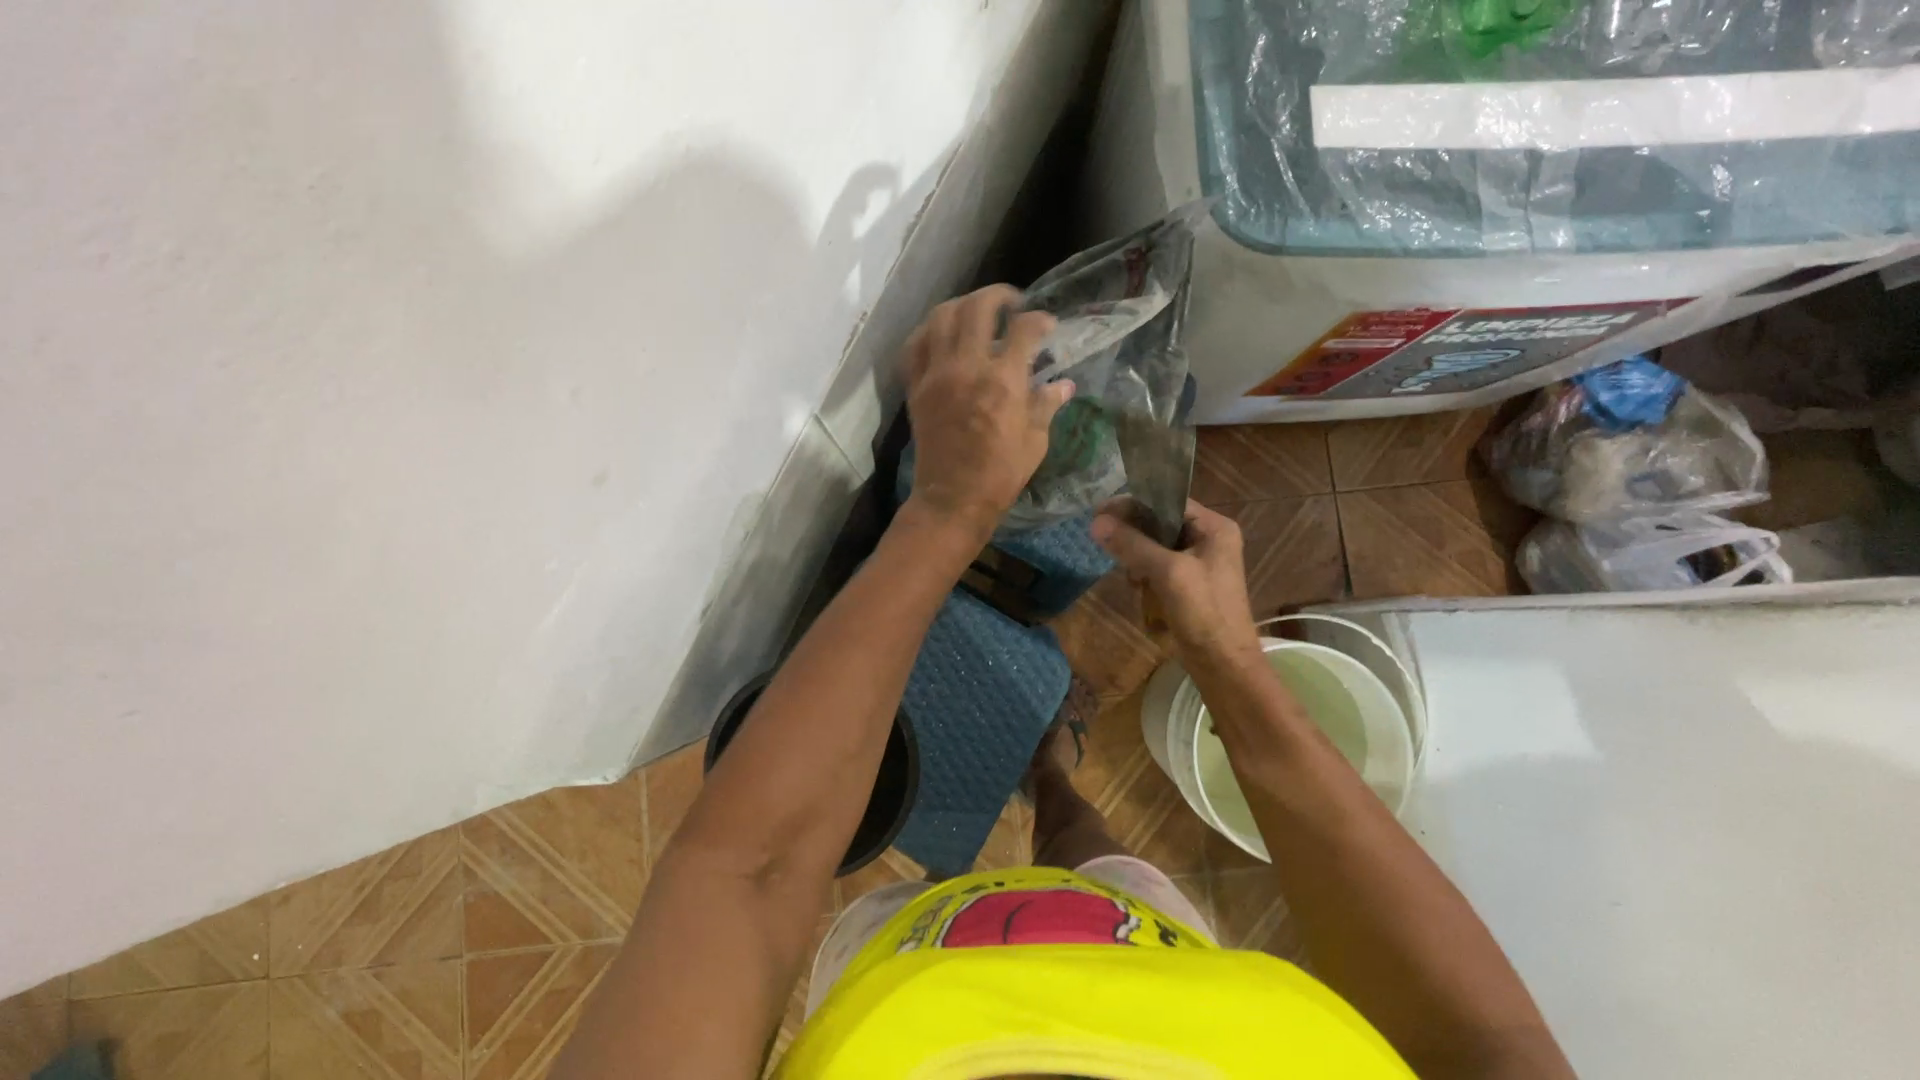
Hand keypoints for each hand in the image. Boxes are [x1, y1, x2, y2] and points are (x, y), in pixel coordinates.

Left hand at [903, 285, 1073, 536]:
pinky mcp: (916, 387)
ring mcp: (936, 374)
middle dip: (998, 296)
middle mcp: (968, 367)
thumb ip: (1047, 404)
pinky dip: (929, 330)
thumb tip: (1064, 384)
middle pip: (978, 308)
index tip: (1047, 325)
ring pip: (941, 317)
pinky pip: (915, 345)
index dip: (1039, 320)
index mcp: (1004, 381)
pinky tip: (942, 333)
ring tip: (976, 311)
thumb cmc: (1001, 474)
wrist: (953, 498)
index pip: (1024, 329)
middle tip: (1011, 302)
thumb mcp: (1036, 441)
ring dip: (962, 305)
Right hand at [1090, 498, 1263, 666]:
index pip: (1169, 501)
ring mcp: (1199, 562)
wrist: (1223, 664)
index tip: (1100, 512)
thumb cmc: (1204, 613)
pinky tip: (1137, 586)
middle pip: (1160, 522)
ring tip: (1129, 574)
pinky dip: (1144, 573)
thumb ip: (1133, 545)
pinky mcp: (1188, 584)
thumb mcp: (1168, 573)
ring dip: (1137, 556)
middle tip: (1104, 541)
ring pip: (1156, 545)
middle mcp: (1209, 539)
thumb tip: (1095, 522)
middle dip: (1134, 533)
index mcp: (1215, 527)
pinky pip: (1159, 566)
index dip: (1134, 504)